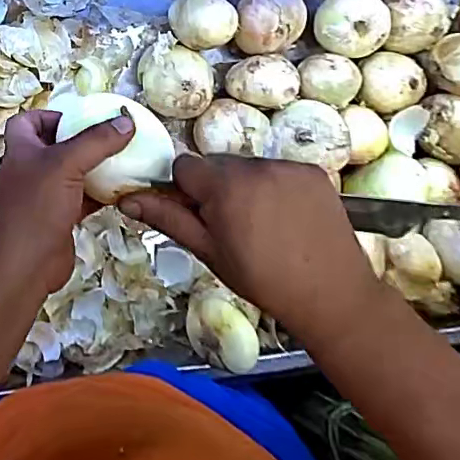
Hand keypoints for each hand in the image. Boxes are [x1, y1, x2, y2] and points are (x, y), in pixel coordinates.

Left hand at [0, 108, 133, 293]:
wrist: (23, 265)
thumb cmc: (35, 206)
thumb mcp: (65, 164)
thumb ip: (96, 141)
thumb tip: (126, 120)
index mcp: (21, 149)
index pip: (28, 121)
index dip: (50, 115)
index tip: (78, 117)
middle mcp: (30, 169)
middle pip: (55, 146)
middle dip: (80, 141)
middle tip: (109, 137)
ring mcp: (44, 196)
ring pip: (72, 173)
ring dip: (94, 167)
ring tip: (123, 160)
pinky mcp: (59, 218)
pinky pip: (83, 198)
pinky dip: (101, 193)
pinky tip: (123, 191)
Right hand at [118, 154, 380, 341]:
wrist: (332, 296)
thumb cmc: (262, 279)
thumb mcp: (208, 251)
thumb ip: (168, 218)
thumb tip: (127, 199)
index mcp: (224, 186)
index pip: (185, 166)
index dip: (186, 191)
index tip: (201, 216)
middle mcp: (255, 166)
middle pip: (216, 164)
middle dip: (215, 187)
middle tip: (232, 225)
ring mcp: (287, 166)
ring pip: (246, 166)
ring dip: (245, 185)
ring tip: (263, 223)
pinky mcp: (312, 170)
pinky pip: (278, 169)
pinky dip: (275, 186)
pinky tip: (286, 216)